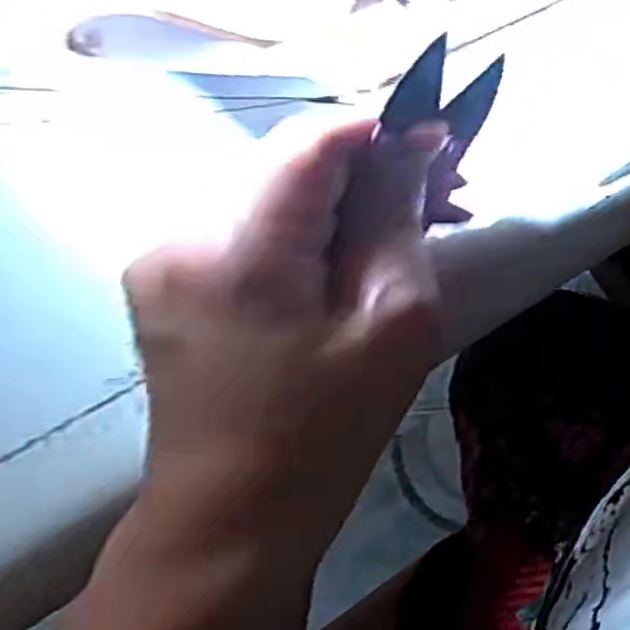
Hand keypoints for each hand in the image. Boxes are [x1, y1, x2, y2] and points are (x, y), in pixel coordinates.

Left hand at [121, 118, 447, 559]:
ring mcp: (173, 259)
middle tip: (455, 190)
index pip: (309, 145)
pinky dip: (332, 221)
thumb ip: (399, 217)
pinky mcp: (184, 278)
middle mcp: (184, 239)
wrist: (243, 501)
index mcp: (237, 252)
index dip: (385, 128)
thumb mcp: (395, 310)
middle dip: (383, 165)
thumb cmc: (335, 412)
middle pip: (297, 163)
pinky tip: (379, 243)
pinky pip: (271, 221)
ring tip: (432, 217)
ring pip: (288, 189)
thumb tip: (416, 145)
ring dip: (364, 194)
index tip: (449, 141)